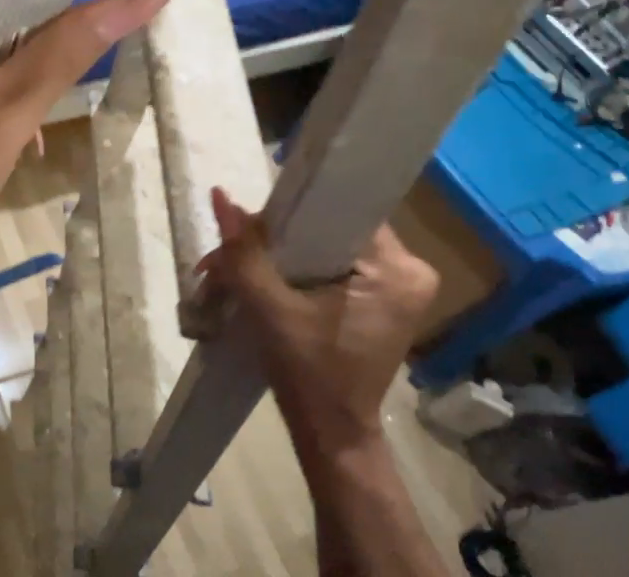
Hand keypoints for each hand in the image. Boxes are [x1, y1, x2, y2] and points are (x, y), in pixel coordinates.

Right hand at [196, 190, 438, 455]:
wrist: (331, 433)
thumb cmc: (308, 372)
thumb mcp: (269, 308)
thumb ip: (244, 252)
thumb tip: (220, 196)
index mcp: (397, 270)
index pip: (340, 211)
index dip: (291, 210)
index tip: (253, 223)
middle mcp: (409, 271)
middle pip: (330, 227)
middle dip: (278, 237)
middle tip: (236, 251)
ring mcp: (399, 287)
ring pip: (327, 245)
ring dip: (282, 253)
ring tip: (240, 266)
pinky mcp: (383, 301)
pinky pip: (334, 264)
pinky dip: (298, 268)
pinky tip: (267, 278)